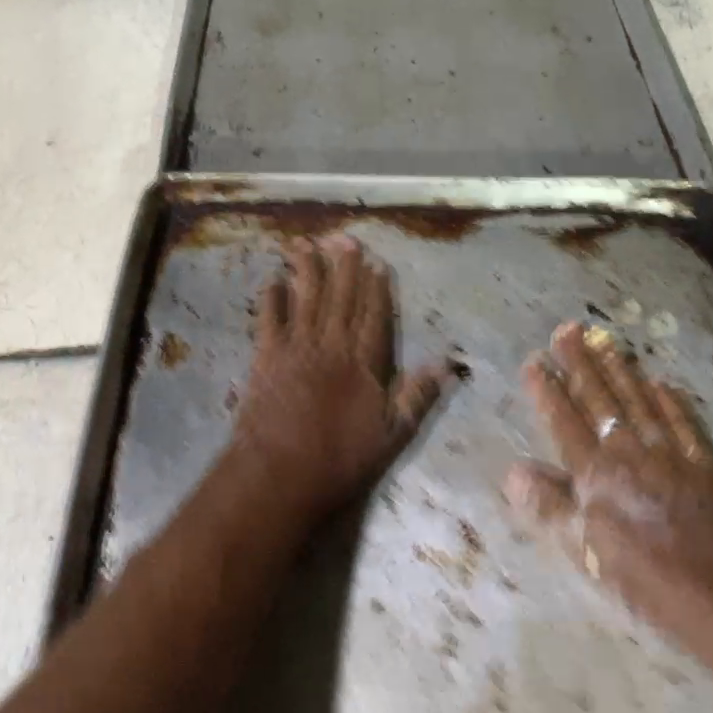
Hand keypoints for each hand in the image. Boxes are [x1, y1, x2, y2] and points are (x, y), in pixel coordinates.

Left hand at [224, 234, 449, 524]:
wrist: (280, 472)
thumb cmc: (339, 460)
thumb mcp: (391, 436)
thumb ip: (416, 397)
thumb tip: (446, 365)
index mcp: (364, 364)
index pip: (374, 317)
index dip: (377, 289)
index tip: (378, 264)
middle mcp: (332, 346)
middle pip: (341, 299)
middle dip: (344, 267)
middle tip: (346, 239)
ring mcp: (297, 348)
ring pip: (306, 299)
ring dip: (308, 270)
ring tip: (308, 243)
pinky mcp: (266, 357)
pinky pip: (269, 318)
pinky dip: (271, 298)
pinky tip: (272, 279)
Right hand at [505, 322, 712, 651]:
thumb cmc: (646, 579)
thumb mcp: (585, 551)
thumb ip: (550, 506)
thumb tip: (513, 470)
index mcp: (595, 473)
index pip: (564, 421)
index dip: (547, 390)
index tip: (534, 360)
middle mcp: (629, 452)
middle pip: (600, 400)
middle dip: (581, 363)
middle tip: (566, 329)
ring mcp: (670, 454)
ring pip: (639, 401)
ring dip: (620, 369)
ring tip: (604, 339)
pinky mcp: (704, 465)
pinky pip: (683, 422)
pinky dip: (670, 401)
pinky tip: (661, 381)